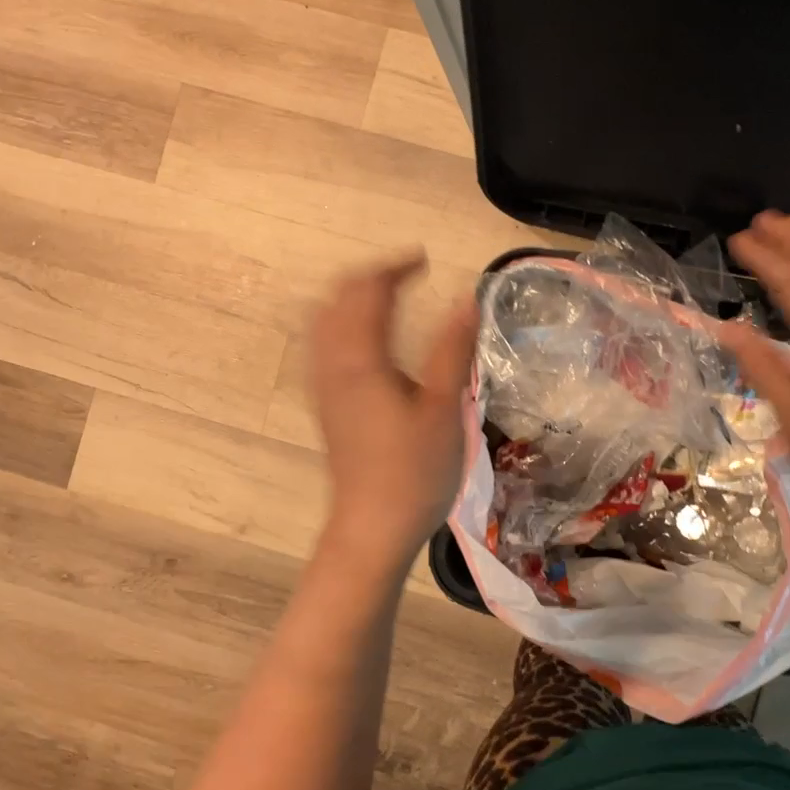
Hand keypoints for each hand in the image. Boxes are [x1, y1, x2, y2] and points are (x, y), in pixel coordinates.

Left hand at [309, 254, 479, 566]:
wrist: (372, 528)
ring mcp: (323, 387)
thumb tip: (466, 298)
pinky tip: (368, 343)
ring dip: (352, 299)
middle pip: (336, 298)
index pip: (368, 291)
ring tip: (388, 299)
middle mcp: (332, 365)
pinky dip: (342, 326)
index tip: (426, 260)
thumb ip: (453, 349)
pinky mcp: (326, 407)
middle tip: (408, 276)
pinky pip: (322, 347)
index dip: (395, 267)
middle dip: (369, 277)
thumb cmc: (414, 471)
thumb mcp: (444, 408)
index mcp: (361, 359)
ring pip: (323, 322)